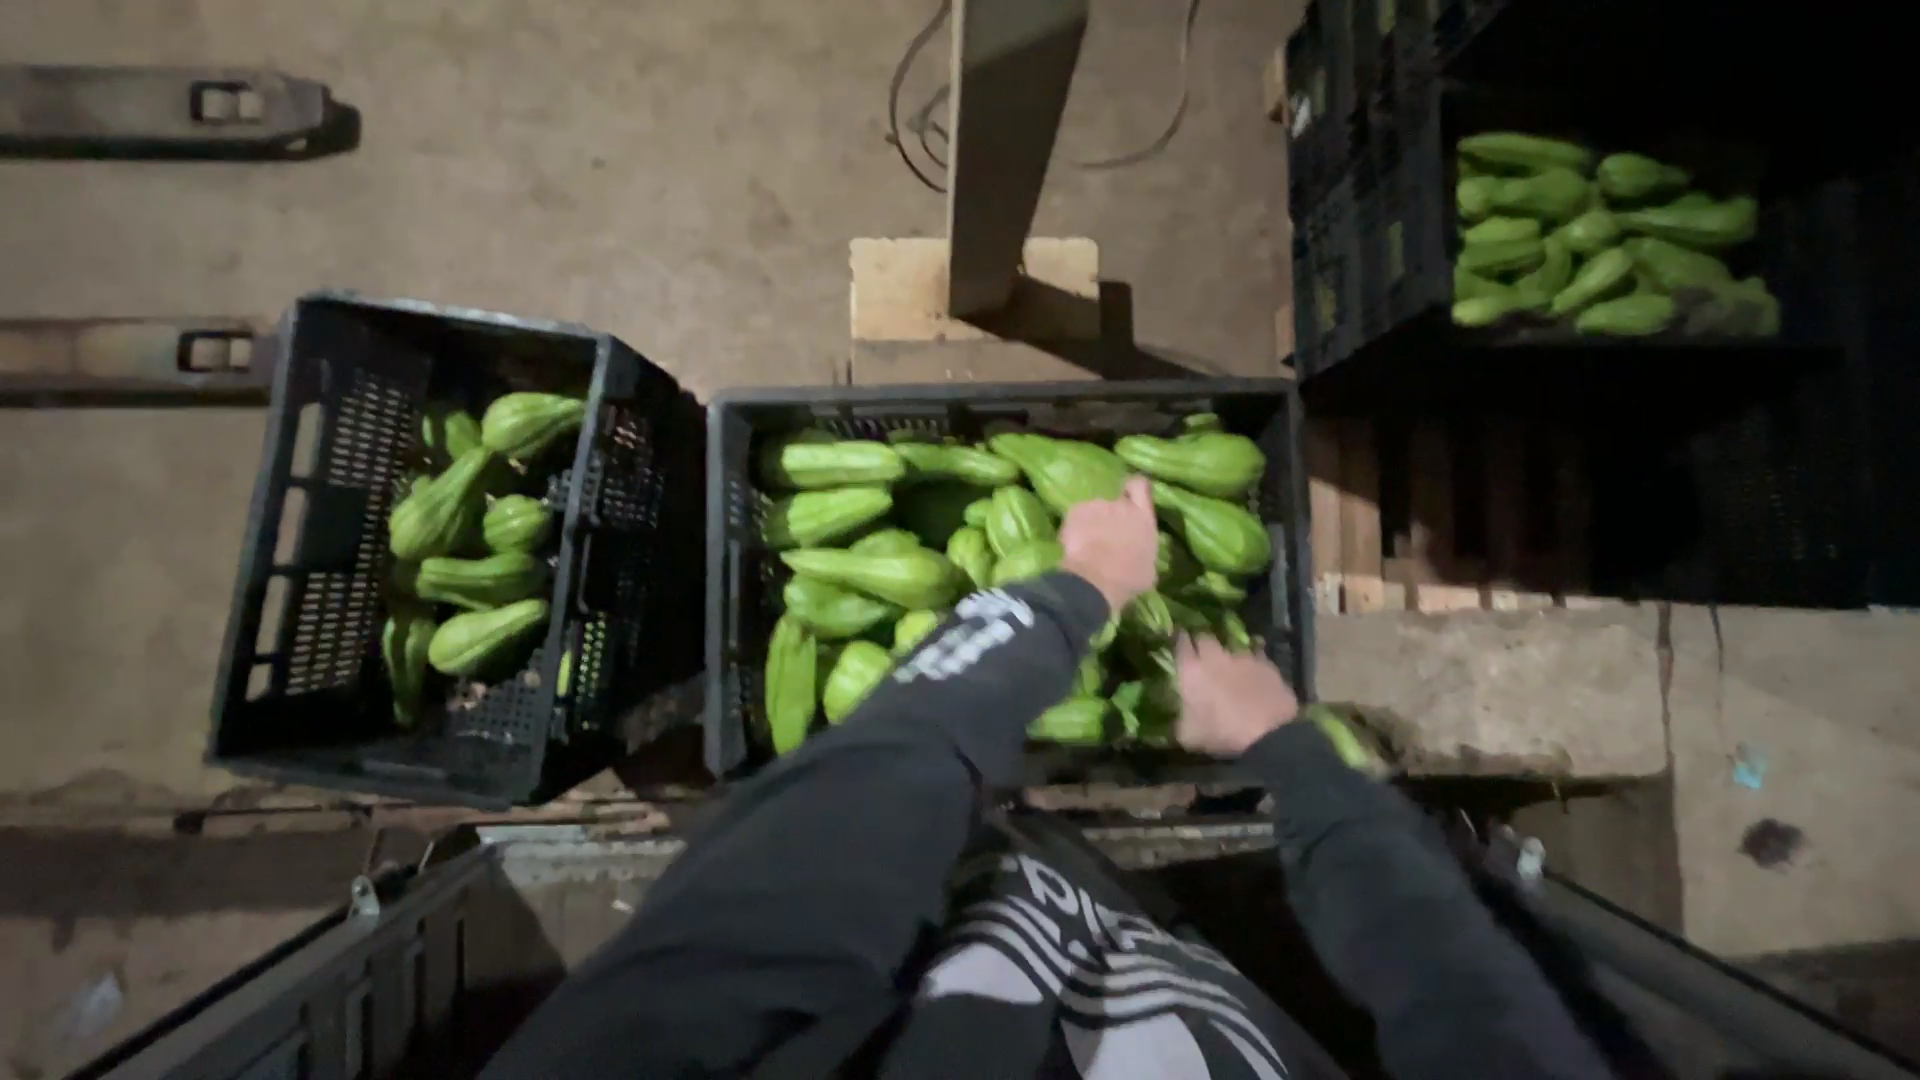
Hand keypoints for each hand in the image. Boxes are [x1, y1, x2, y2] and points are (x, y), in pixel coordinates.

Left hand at [1059, 475, 1158, 612]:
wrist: (1096, 580)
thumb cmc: (1128, 579)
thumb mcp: (1148, 567)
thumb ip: (1144, 549)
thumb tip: (1140, 550)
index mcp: (1144, 518)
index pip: (1141, 487)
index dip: (1134, 489)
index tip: (1130, 495)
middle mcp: (1122, 505)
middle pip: (1116, 502)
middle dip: (1111, 514)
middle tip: (1105, 533)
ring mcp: (1098, 505)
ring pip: (1094, 510)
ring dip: (1092, 522)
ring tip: (1087, 543)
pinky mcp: (1076, 510)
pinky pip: (1076, 516)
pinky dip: (1075, 527)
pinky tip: (1075, 544)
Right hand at [1174, 633, 1299, 756]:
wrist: (1268, 735)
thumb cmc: (1221, 733)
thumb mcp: (1189, 735)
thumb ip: (1180, 720)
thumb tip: (1179, 717)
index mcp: (1191, 670)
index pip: (1180, 643)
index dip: (1179, 639)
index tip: (1179, 639)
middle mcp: (1215, 657)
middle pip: (1205, 637)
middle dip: (1202, 642)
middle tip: (1203, 653)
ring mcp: (1244, 658)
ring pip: (1232, 646)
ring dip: (1229, 654)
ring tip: (1232, 667)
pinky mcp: (1267, 665)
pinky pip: (1256, 658)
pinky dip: (1253, 665)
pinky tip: (1255, 676)